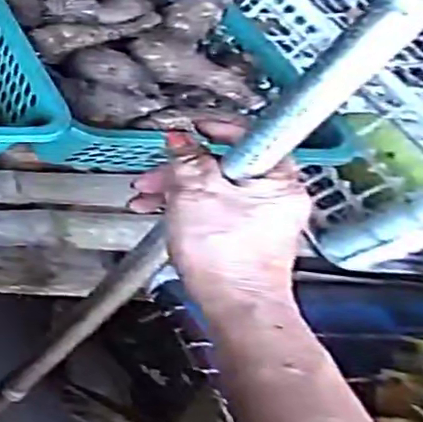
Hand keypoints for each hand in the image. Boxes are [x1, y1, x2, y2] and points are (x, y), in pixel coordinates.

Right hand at [128, 121, 311, 310]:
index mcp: (276, 182)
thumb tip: (180, 139)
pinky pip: (208, 203)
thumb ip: (186, 160)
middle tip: (154, 173)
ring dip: (172, 186)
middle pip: (222, 164)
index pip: (250, 140)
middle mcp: (275, 195)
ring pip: (210, 185)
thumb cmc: (222, 249)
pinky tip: (156, 208)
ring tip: (145, 196)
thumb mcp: (193, 192)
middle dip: (180, 167)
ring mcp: (259, 213)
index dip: (216, 130)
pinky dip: (180, 202)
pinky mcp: (241, 228)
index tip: (190, 128)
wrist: (231, 294)